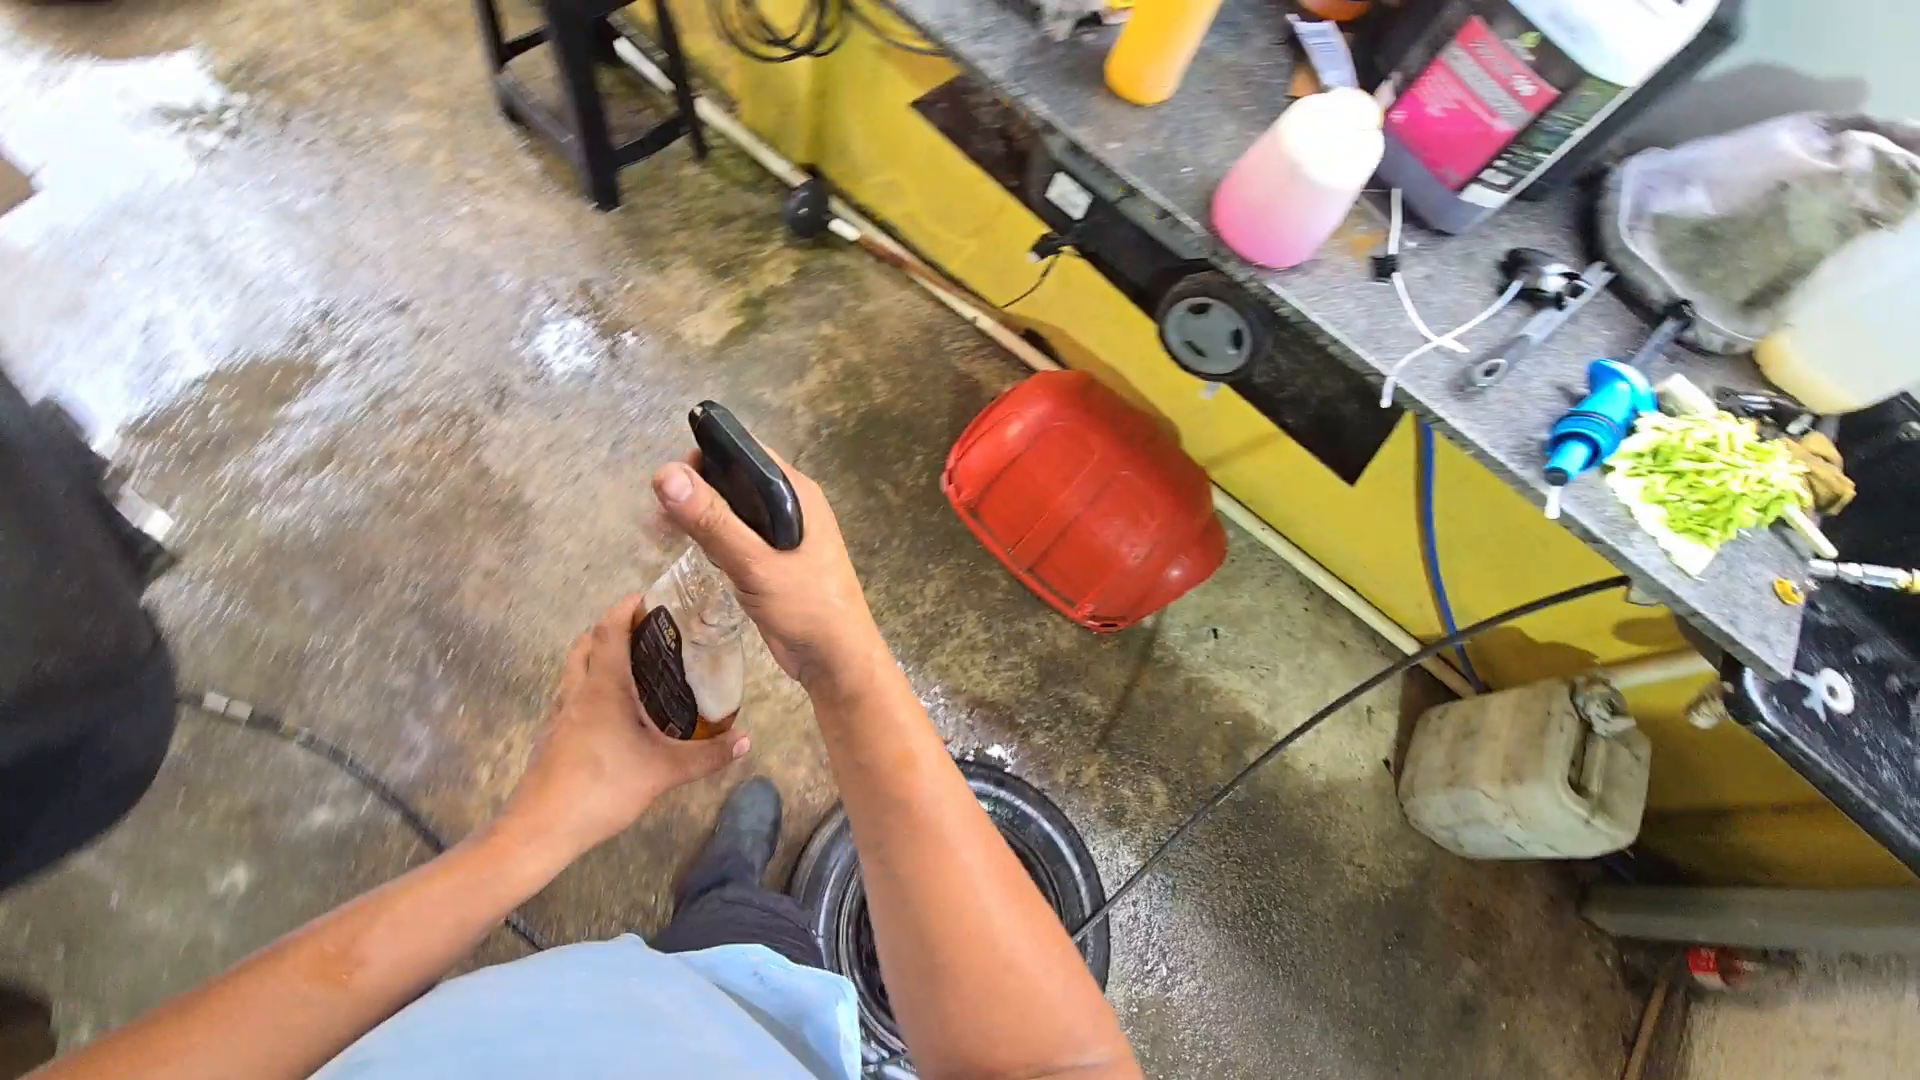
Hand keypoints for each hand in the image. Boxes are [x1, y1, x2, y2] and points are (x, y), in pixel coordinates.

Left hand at [498, 596, 749, 860]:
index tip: (647, 598)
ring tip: (633, 670)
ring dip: (597, 658)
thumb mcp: (664, 772)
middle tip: (644, 634)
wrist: (539, 831)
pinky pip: (571, 697)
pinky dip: (590, 688)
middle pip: (585, 644)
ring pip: (573, 670)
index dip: (625, 608)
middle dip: (610, 630)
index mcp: (603, 688)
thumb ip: (708, 756)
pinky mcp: (551, 737)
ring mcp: (559, 715)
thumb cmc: (601, 787)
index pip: (609, 631)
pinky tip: (613, 714)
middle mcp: (577, 692)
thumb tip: (746, 741)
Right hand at [652, 450, 889, 704]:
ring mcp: (782, 535)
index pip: (746, 452)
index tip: (671, 480)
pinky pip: (736, 537)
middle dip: (696, 489)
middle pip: (735, 479)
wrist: (836, 661)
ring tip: (663, 533)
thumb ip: (713, 522)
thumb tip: (666, 474)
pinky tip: (688, 552)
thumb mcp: (755, 564)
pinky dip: (711, 539)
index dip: (708, 455)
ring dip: (700, 516)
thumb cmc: (807, 607)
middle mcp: (791, 506)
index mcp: (797, 494)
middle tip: (660, 515)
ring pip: (733, 510)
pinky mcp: (772, 561)